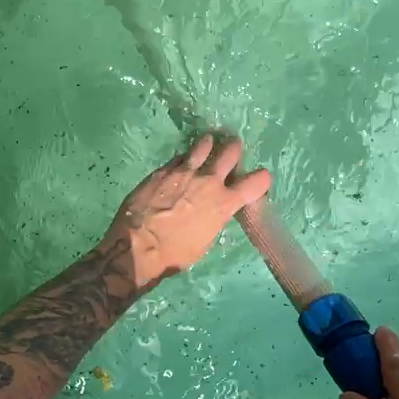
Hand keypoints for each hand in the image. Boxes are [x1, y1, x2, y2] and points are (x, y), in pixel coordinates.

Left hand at [104, 134, 270, 286]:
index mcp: (224, 203)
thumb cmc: (174, 255)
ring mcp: (184, 172)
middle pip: (231, 150)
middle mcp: (209, 181)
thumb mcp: (204, 241)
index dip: (260, 179)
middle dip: (233, 150)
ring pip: (204, 144)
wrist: (138, 247)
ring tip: (206, 148)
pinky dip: (183, 160)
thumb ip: (214, 218)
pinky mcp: (162, 170)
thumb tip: (213, 210)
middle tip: (230, 153)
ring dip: (208, 145)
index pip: (258, 181)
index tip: (256, 181)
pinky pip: (179, 157)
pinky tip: (179, 166)